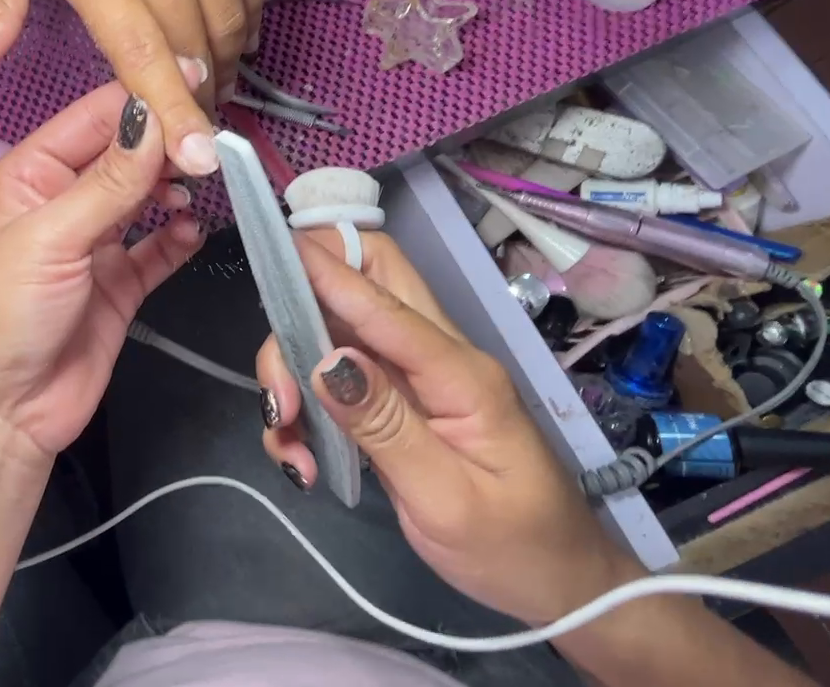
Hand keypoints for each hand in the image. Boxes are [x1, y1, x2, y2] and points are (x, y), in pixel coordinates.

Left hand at [0, 82, 205, 462]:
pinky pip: (158, 247)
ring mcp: (94, 242)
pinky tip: (191, 234)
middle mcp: (64, 199)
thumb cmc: (3, 313)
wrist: (1, 414)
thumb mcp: (51, 239)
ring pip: (146, 196)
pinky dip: (178, 238)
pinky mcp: (120, 283)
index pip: (95, 118)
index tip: (199, 84)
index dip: (143, 101)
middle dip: (166, 146)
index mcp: (31, 173)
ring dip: (174, 190)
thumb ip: (109, 181)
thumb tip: (155, 116)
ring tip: (196, 194)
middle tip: (211, 148)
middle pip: (126, 154)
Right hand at [257, 230, 644, 625]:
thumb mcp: (447, 499)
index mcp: (459, 371)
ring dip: (291, 366)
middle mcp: (433, 354)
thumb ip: (384, 425)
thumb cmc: (512, 547)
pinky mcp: (391, 394)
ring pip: (335, 323)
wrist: (556, 582)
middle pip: (369, 275)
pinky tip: (300, 455)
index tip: (274, 247)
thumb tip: (325, 358)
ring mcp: (411, 371)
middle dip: (305, 291)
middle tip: (275, 360)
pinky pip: (331, 370)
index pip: (383, 301)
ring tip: (286, 435)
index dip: (325, 272)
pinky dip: (301, 402)